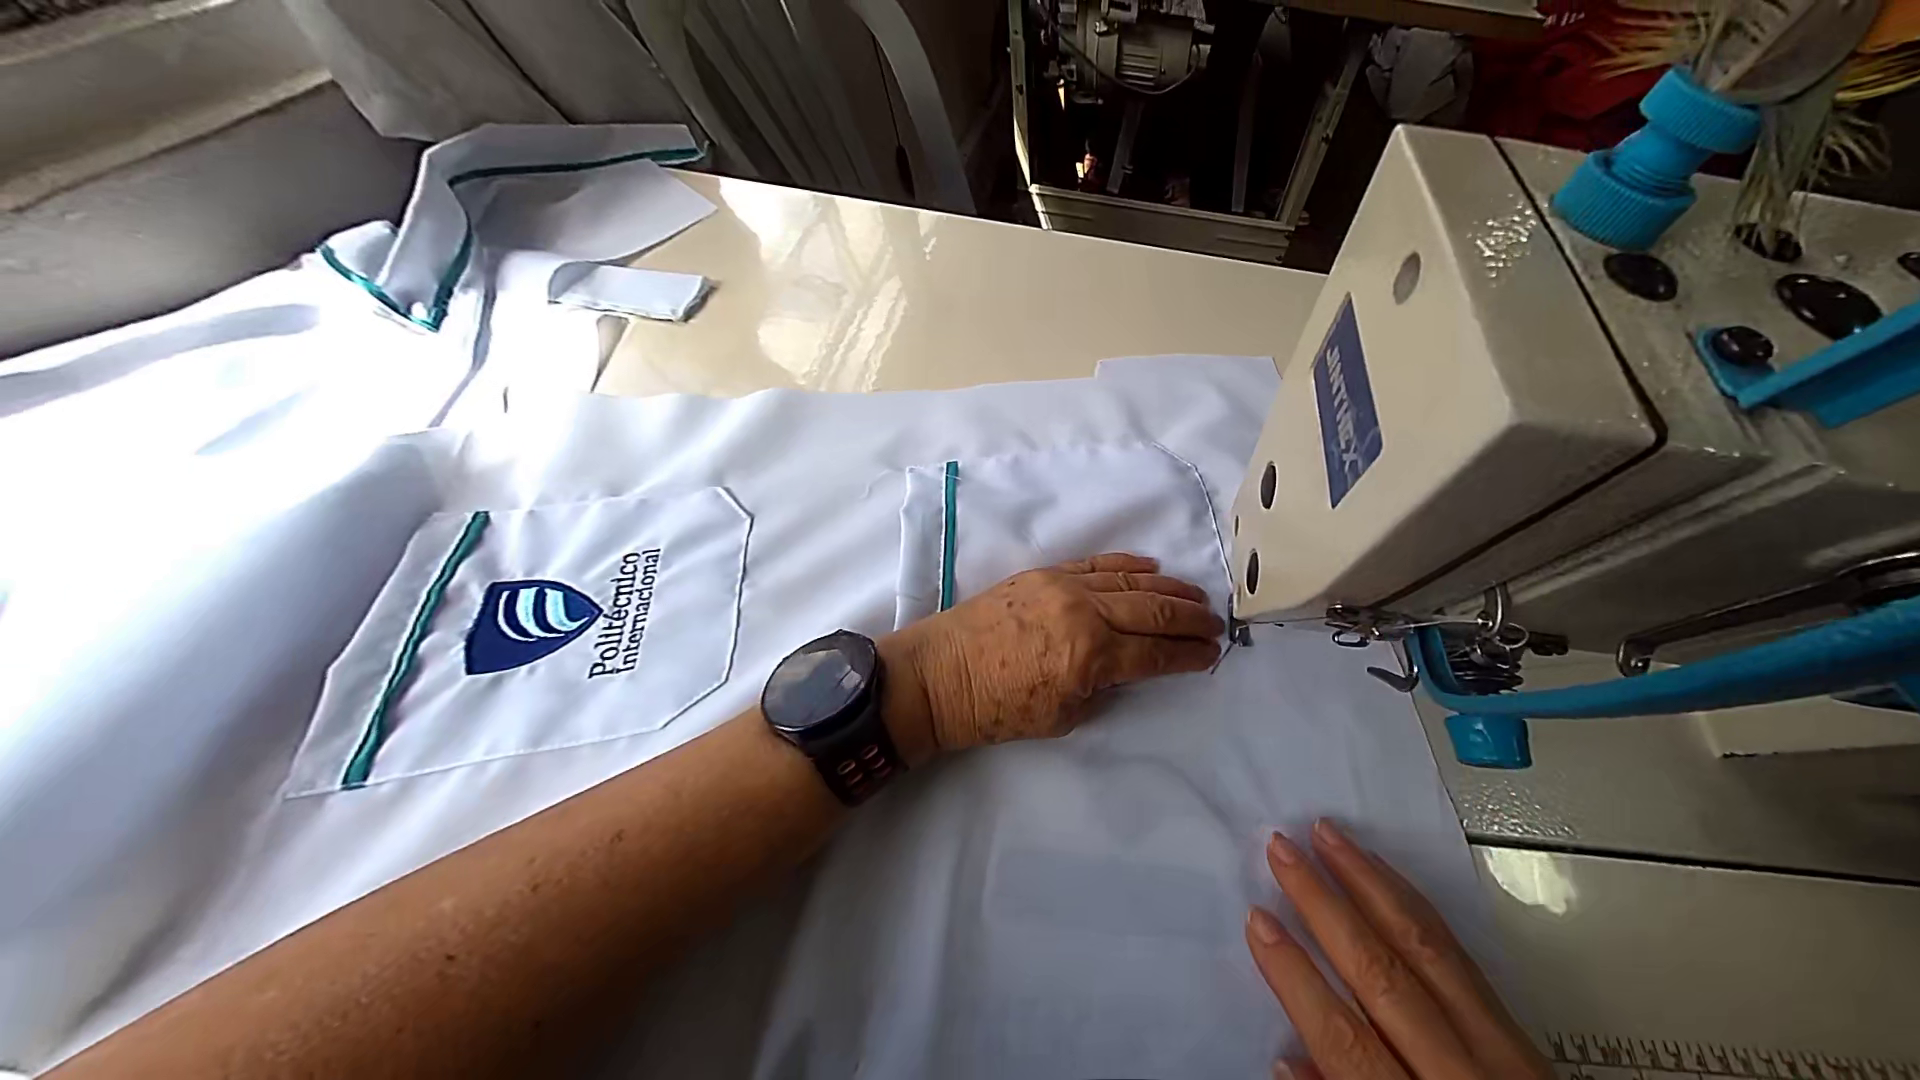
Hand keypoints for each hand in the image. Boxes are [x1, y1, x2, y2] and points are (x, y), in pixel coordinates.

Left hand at [877, 553, 1222, 763]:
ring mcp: (1062, 586)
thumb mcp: (1062, 718)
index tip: (1211, 654)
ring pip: (1130, 582)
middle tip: (1215, 624)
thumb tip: (1123, 666)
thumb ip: (1102, 688)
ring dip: (1168, 590)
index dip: (1189, 655)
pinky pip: (1095, 564)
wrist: (939, 675)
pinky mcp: (1043, 574)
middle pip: (1152, 611)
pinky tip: (1151, 569)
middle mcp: (1084, 613)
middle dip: (1189, 619)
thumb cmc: (996, 709)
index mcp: (1091, 656)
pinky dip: (1126, 565)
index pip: (1155, 652)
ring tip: (1195, 597)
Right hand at [1246, 821, 1553, 1079]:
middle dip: (1322, 904)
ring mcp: (1507, 1057)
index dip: (1295, 976)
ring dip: (1369, 884)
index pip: (1345, 1039)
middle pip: (1382, 977)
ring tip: (1329, 836)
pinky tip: (1385, 874)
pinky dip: (1417, 908)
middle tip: (1282, 849)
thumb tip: (1286, 1060)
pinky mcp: (1528, 1039)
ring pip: (1427, 951)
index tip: (1258, 919)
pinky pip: (1463, 958)